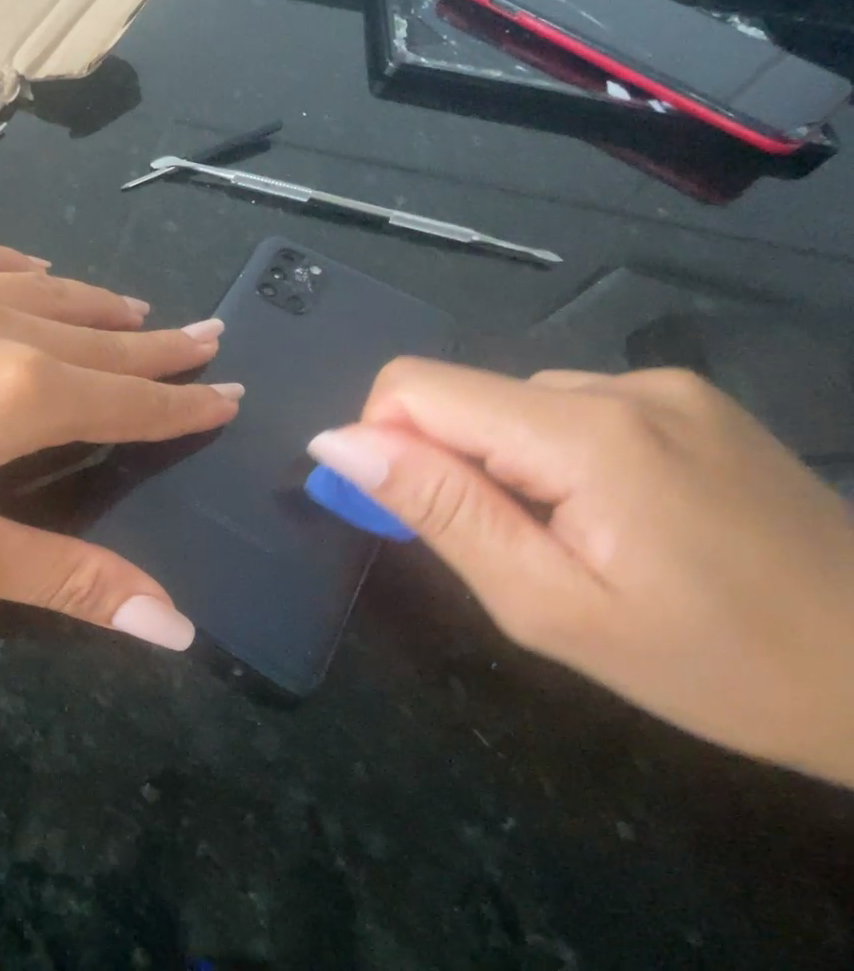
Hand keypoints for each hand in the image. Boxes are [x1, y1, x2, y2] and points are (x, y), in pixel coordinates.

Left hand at [0, 238, 242, 649]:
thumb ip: (66, 580)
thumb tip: (177, 625)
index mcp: (22, 397)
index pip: (129, 404)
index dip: (184, 405)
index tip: (230, 393)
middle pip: (100, 341)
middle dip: (159, 349)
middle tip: (209, 339)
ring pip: (46, 293)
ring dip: (99, 307)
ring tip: (138, 315)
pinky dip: (20, 268)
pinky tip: (34, 271)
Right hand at [307, 358, 853, 784]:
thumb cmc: (713, 664)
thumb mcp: (545, 603)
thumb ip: (437, 508)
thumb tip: (335, 442)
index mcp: (585, 432)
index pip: (413, 387)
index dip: (382, 446)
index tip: (415, 519)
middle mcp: (624, 385)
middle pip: (462, 397)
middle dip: (445, 467)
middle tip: (502, 555)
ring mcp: (668, 390)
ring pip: (510, 407)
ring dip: (501, 469)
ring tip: (566, 545)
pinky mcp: (693, 406)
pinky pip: (568, 414)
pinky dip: (548, 462)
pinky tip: (608, 522)